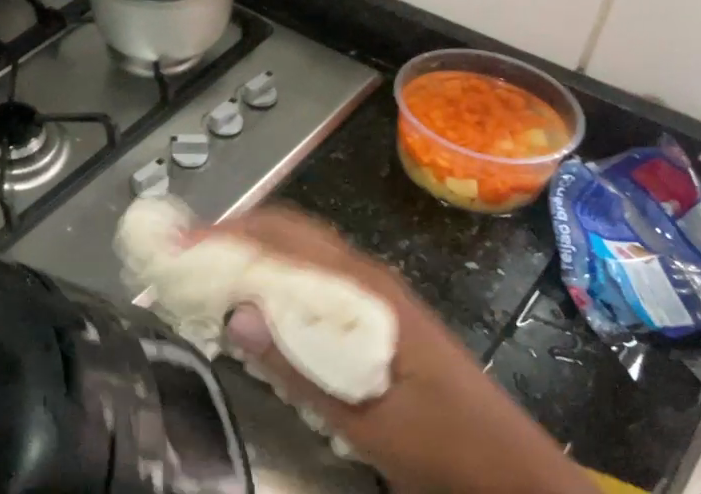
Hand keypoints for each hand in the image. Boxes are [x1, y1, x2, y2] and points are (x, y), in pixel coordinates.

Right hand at [201, 207, 596, 493]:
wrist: (518, 474)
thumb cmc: (447, 448)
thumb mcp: (366, 422)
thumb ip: (299, 370)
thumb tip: (234, 317)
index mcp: (366, 292)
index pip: (284, 239)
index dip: (228, 235)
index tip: (181, 243)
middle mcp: (367, 278)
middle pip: (290, 230)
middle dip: (233, 232)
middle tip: (184, 251)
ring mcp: (374, 292)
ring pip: (301, 247)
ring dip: (252, 247)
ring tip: (209, 266)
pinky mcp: (376, 311)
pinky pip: (314, 272)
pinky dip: (274, 269)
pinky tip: (257, 298)